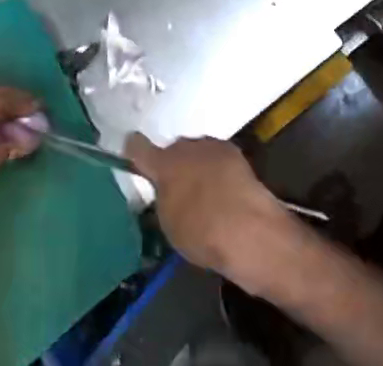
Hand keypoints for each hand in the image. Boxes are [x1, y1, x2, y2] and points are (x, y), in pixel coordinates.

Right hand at [127, 134, 299, 290]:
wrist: (248, 230)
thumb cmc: (202, 235)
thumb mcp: (169, 224)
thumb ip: (162, 198)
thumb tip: (166, 189)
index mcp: (163, 165)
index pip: (138, 147)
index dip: (134, 152)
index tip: (134, 158)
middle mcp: (186, 147)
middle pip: (172, 150)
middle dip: (174, 165)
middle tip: (178, 189)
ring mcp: (212, 146)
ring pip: (196, 151)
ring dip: (196, 164)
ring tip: (205, 191)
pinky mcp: (234, 151)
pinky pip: (216, 155)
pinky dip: (216, 167)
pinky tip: (224, 187)